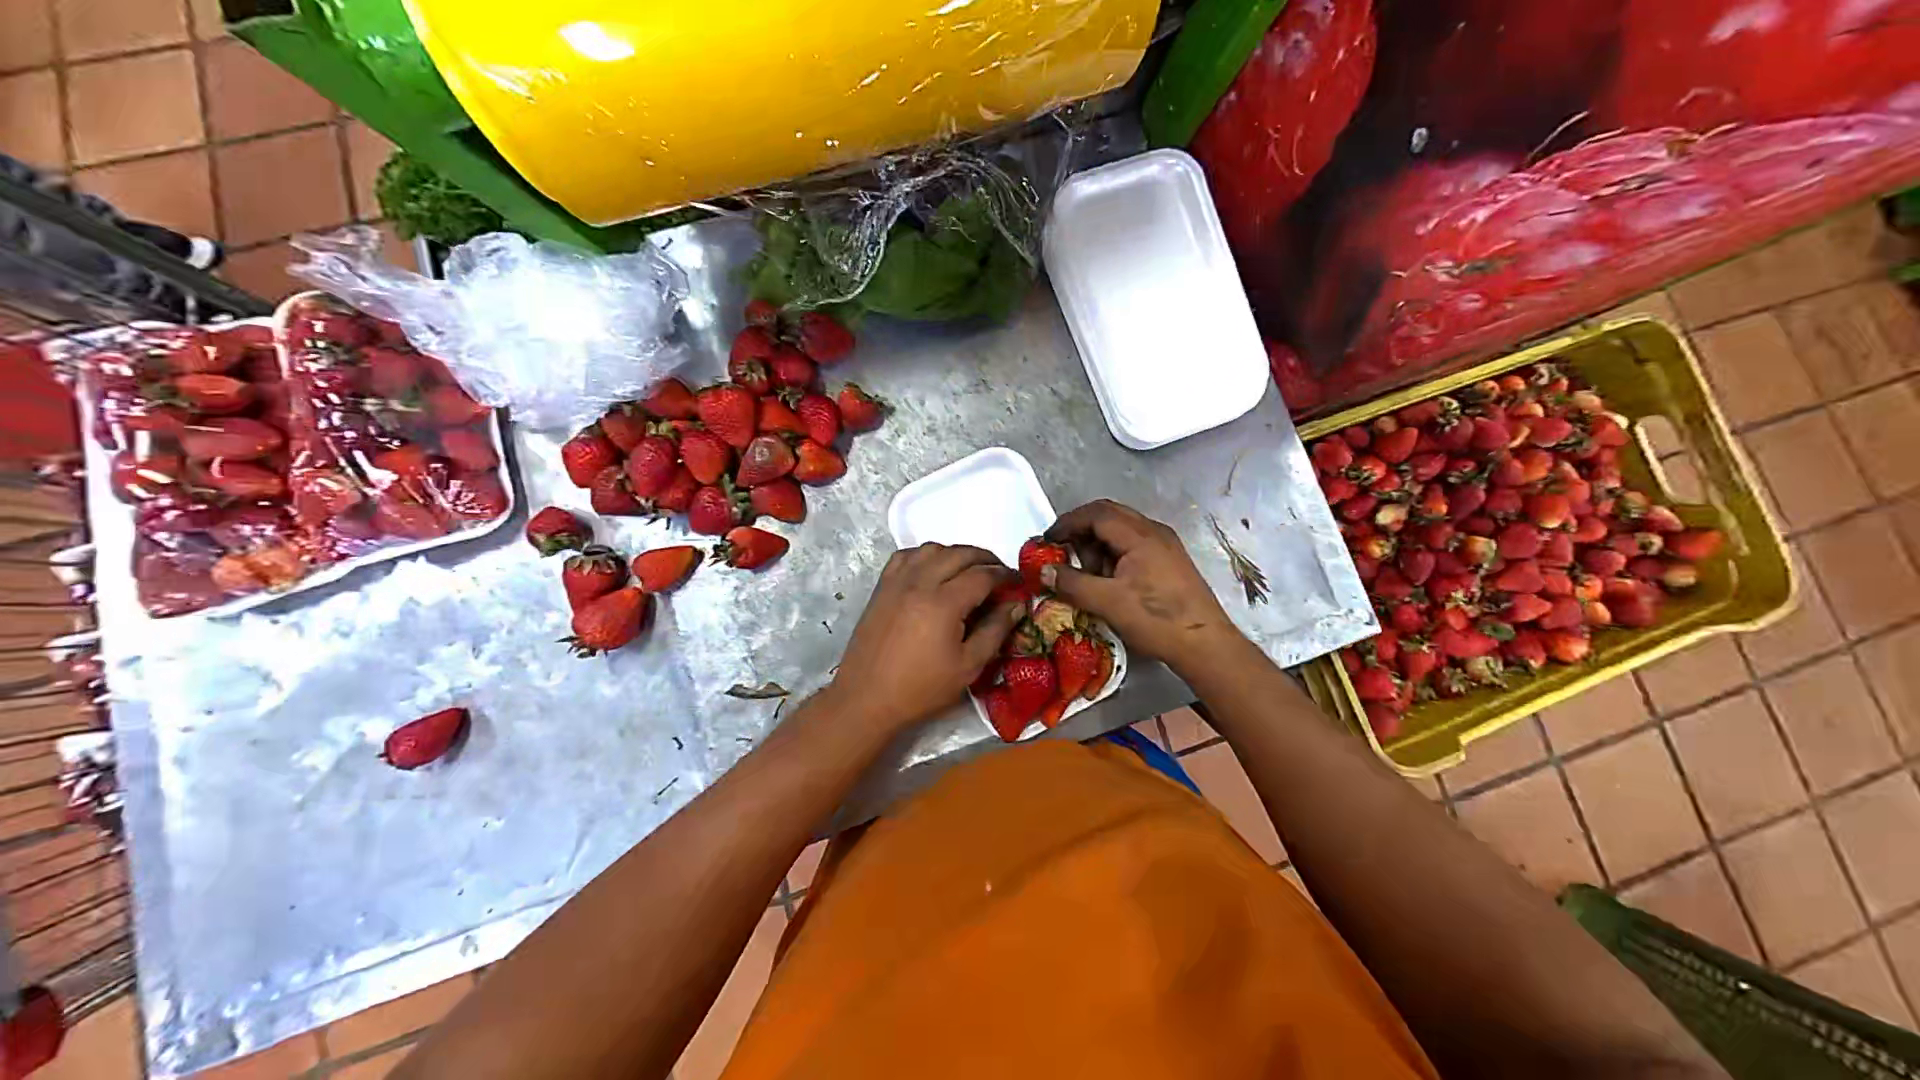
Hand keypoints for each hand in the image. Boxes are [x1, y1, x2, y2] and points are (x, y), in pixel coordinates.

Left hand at [825, 544, 1025, 733]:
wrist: (866, 698)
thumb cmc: (921, 688)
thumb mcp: (968, 666)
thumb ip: (995, 630)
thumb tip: (1016, 604)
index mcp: (943, 602)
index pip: (983, 574)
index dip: (1006, 576)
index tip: (1019, 583)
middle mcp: (920, 582)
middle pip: (960, 554)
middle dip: (986, 559)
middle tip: (1000, 575)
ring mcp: (897, 581)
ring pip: (932, 549)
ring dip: (956, 554)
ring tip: (969, 571)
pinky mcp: (882, 587)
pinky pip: (906, 556)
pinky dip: (926, 555)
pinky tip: (934, 570)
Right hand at [1044, 500, 1241, 674]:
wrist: (1205, 644)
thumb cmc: (1157, 620)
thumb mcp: (1108, 603)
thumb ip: (1072, 584)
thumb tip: (1043, 572)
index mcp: (1140, 535)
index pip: (1096, 514)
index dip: (1068, 523)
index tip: (1047, 541)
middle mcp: (1154, 532)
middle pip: (1109, 516)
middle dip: (1081, 532)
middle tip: (1063, 554)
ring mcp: (1164, 546)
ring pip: (1121, 531)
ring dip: (1097, 546)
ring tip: (1086, 576)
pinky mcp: (1168, 562)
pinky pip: (1133, 546)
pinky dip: (1113, 556)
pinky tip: (1107, 582)